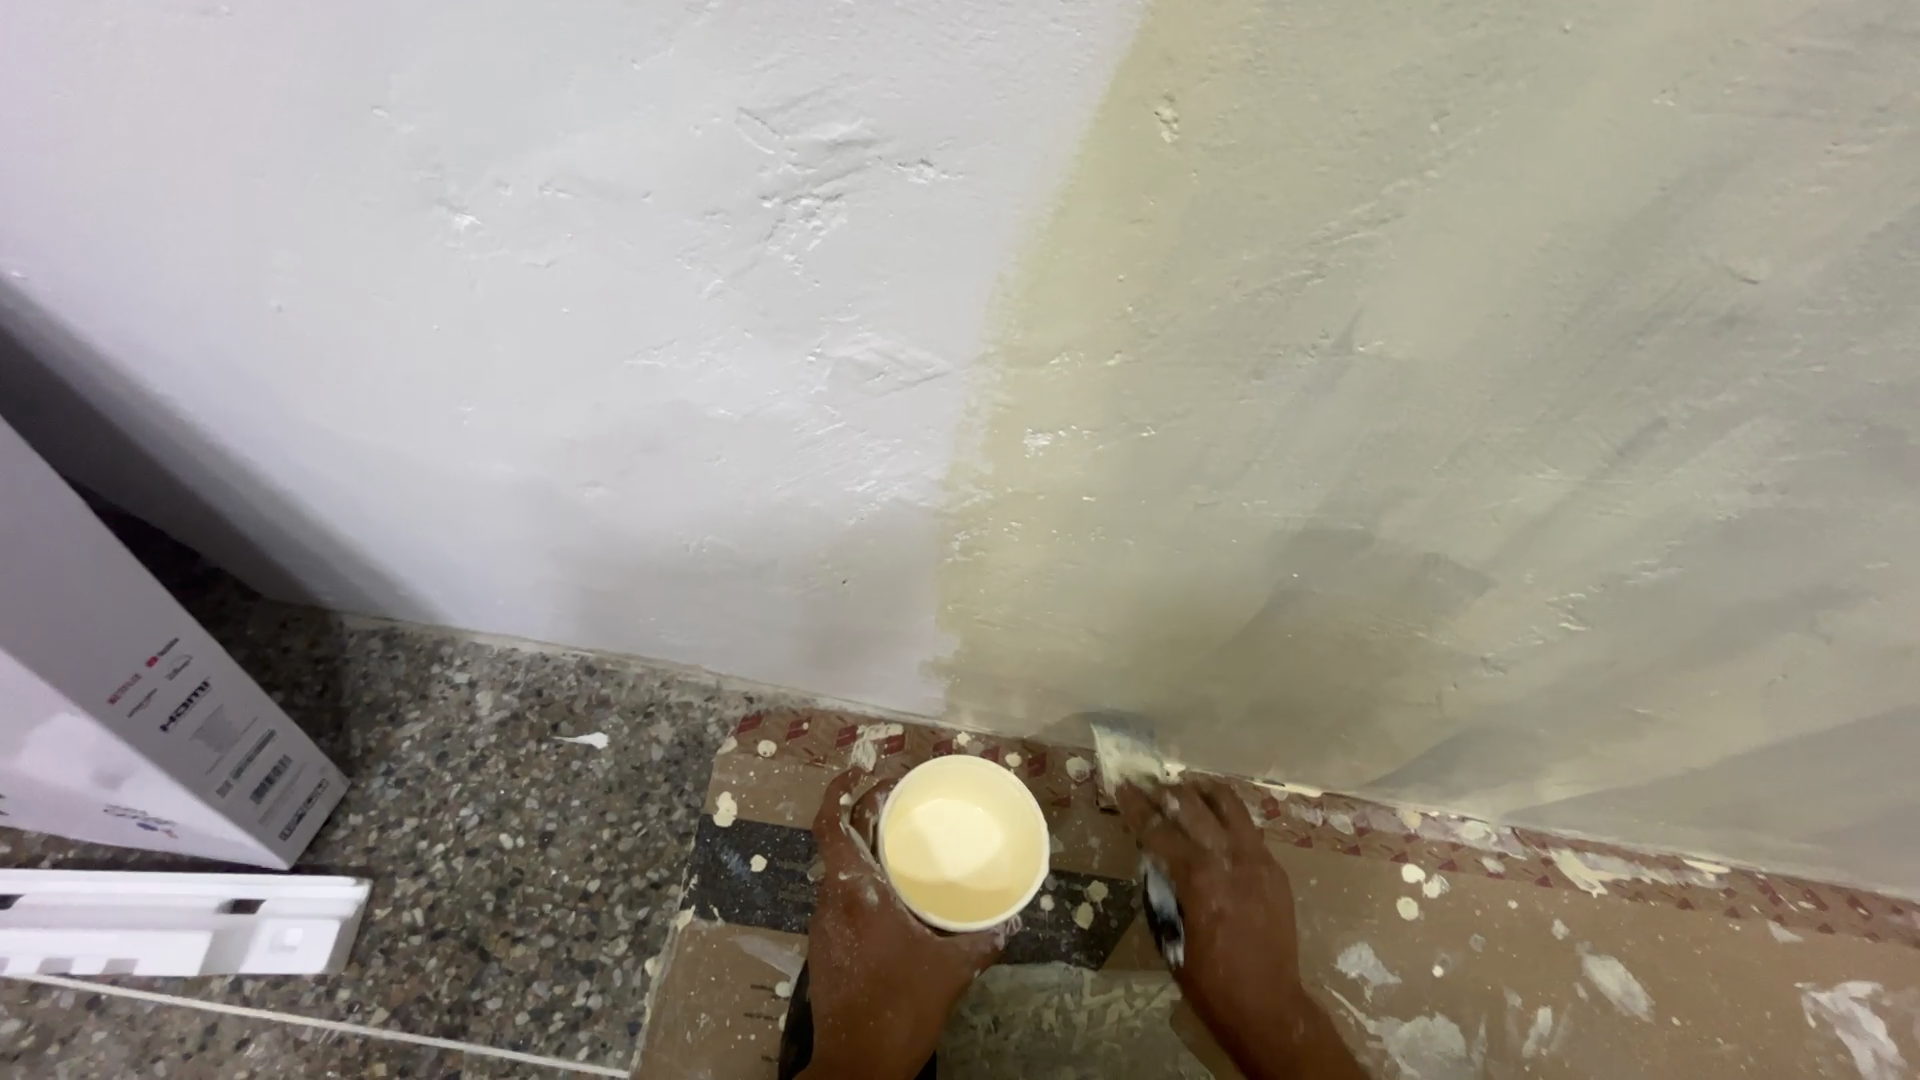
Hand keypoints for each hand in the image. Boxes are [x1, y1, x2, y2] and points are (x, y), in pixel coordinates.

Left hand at [798, 766, 1014, 1079]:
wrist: (855, 1068)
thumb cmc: (899, 1007)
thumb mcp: (951, 971)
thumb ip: (983, 941)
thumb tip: (1012, 921)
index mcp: (854, 891)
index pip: (830, 824)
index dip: (840, 790)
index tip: (861, 771)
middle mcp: (832, 899)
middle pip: (837, 839)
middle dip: (863, 810)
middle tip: (897, 795)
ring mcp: (826, 924)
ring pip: (838, 868)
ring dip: (861, 844)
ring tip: (897, 835)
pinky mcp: (827, 946)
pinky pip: (842, 894)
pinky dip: (862, 876)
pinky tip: (892, 889)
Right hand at [1118, 777, 1365, 1079]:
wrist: (1268, 1007)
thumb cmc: (1208, 978)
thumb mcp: (1169, 932)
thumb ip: (1162, 886)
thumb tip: (1152, 853)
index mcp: (1198, 877)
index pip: (1158, 829)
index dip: (1135, 806)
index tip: (1122, 786)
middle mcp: (1228, 859)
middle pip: (1192, 806)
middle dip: (1164, 791)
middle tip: (1148, 783)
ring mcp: (1257, 860)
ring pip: (1228, 804)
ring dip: (1201, 791)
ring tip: (1184, 786)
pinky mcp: (1274, 868)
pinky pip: (1247, 827)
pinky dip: (1226, 813)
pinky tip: (1214, 814)